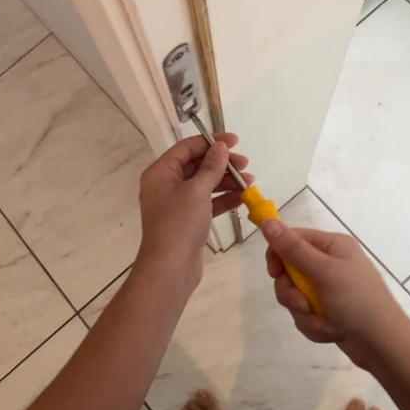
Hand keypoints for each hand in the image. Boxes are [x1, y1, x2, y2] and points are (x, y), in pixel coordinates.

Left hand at [134, 133, 250, 277]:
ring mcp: (176, 203)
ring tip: (249, 181)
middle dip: (221, 163)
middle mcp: (165, 184)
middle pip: (196, 165)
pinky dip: (223, 198)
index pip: (186, 148)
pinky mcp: (187, 220)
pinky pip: (207, 202)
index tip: (235, 141)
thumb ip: (211, 167)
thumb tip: (220, 147)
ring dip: (226, 181)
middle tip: (245, 164)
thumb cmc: (179, 224)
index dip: (211, 142)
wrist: (170, 268)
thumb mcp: (197, 191)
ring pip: (204, 184)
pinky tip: (242, 196)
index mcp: (160, 172)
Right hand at [262, 222, 409, 367]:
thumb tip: (267, 221)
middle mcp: (329, 264)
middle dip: (293, 293)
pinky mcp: (327, 310)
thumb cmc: (357, 301)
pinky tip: (331, 331)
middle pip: (289, 271)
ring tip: (324, 322)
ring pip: (294, 296)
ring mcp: (328, 289)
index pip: (292, 239)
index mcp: (332, 246)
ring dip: (305, 313)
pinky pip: (304, 314)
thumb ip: (293, 249)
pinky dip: (314, 325)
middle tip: (304, 304)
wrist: (383, 345)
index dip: (278, 254)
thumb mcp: (324, 272)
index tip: (275, 272)